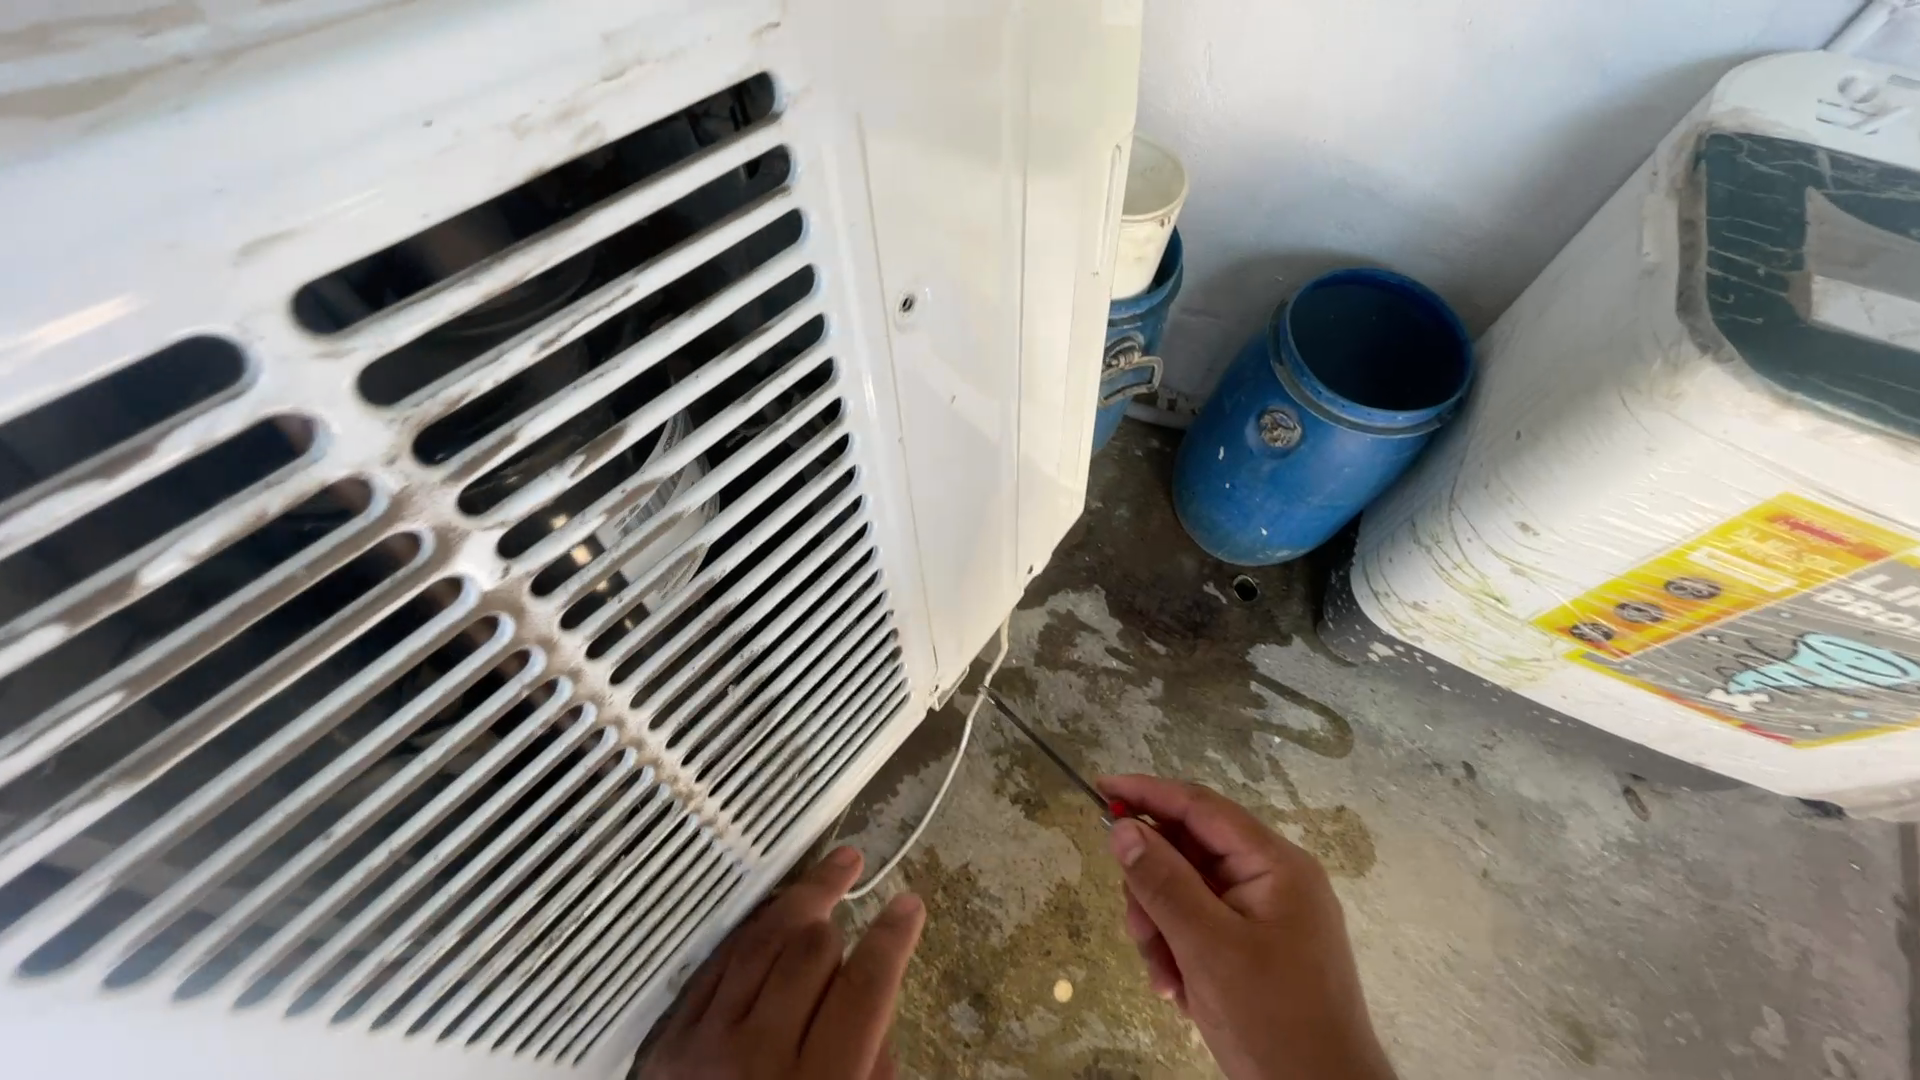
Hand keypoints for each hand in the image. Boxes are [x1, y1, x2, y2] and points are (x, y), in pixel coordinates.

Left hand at [638, 846, 925, 1079]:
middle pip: (810, 949)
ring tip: (829, 873)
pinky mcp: (666, 1043)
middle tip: (857, 889)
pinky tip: (775, 914)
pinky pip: (717, 961)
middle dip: (840, 916)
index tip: (910, 904)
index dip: (893, 937)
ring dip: (799, 901)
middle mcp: (758, 1058)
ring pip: (760, 939)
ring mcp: (703, 1046)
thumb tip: (872, 996)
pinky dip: (752, 932)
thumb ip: (871, 1067)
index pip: (864, 985)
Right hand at [1100, 775, 1394, 1079]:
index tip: (1100, 790)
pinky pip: (1201, 923)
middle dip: (1153, 887)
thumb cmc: (1272, 1019)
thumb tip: (1124, 828)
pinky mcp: (1258, 944)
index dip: (1147, 793)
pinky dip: (1179, 948)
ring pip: (1188, 891)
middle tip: (1135, 929)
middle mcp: (1273, 877)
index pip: (1200, 807)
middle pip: (1190, 852)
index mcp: (1274, 863)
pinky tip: (1176, 987)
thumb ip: (1162, 882)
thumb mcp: (1206, 947)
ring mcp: (1267, 912)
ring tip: (1161, 974)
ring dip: (1161, 926)